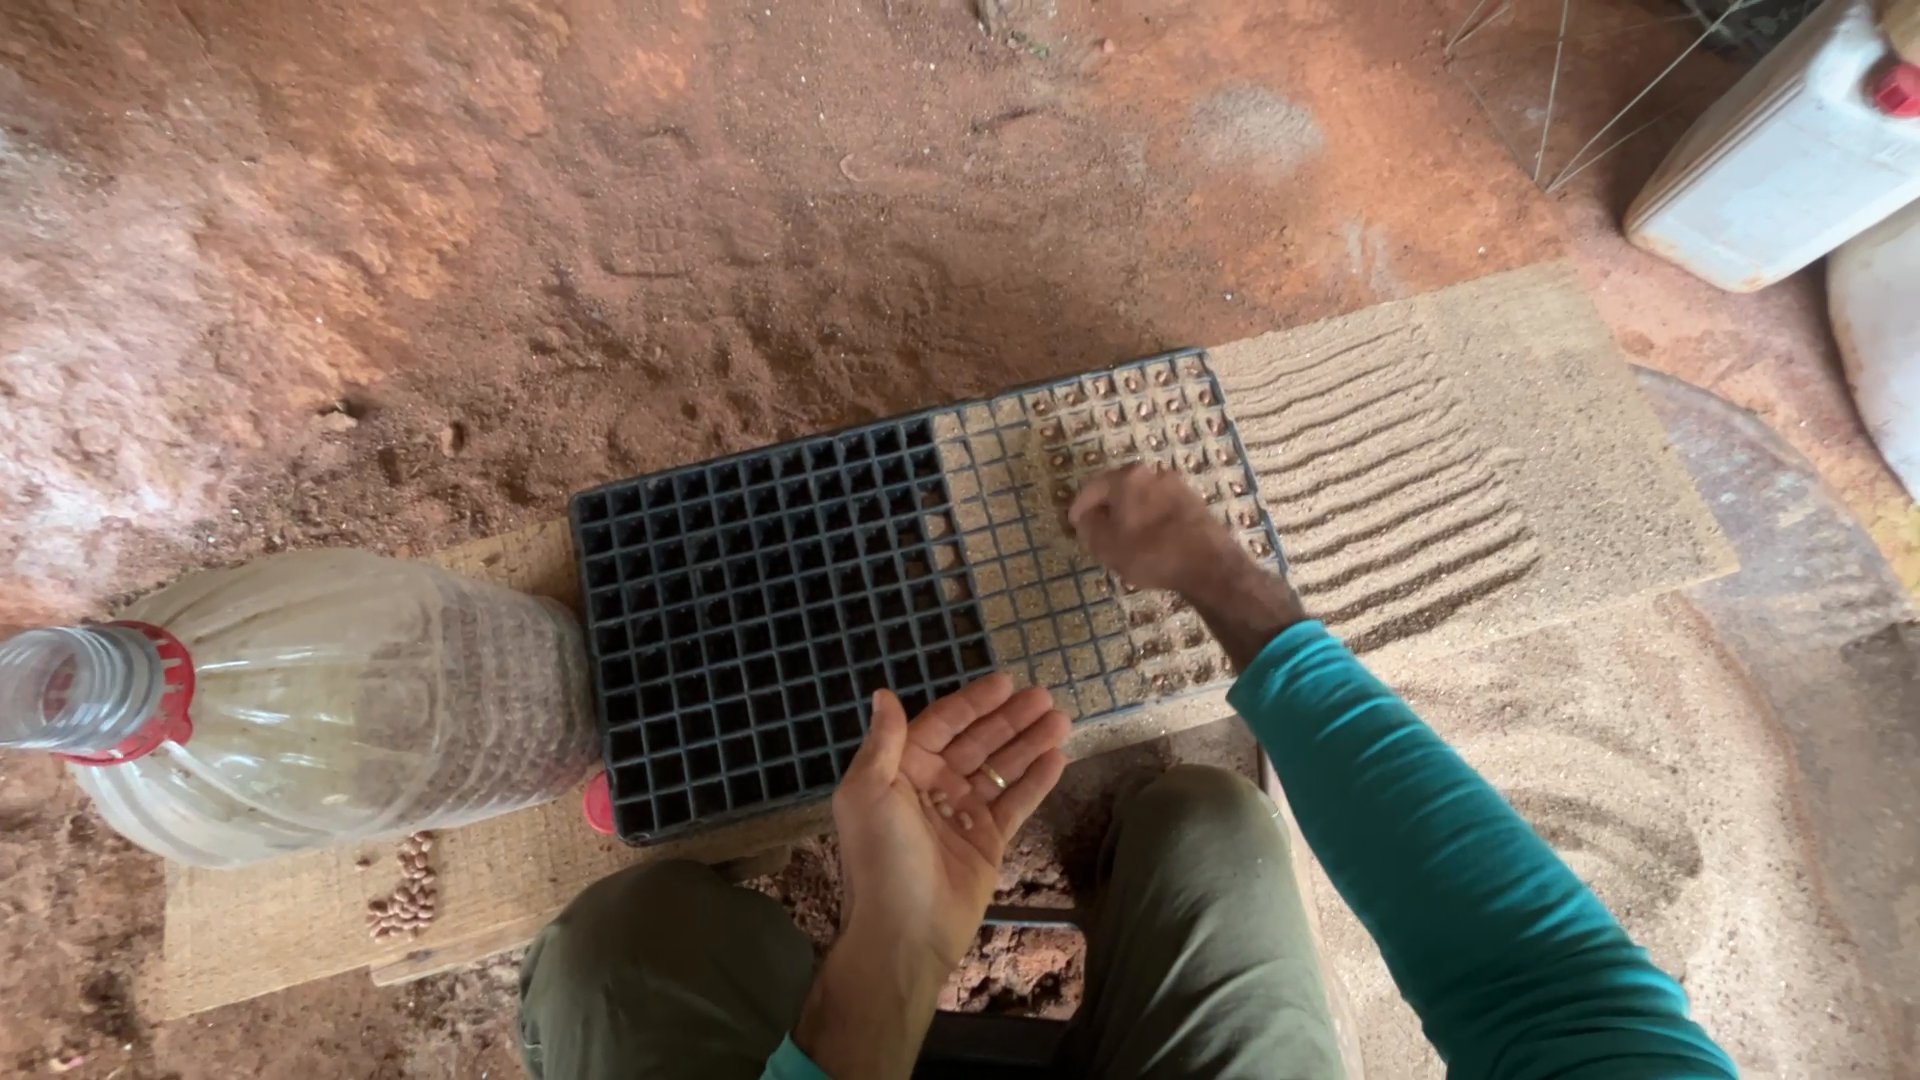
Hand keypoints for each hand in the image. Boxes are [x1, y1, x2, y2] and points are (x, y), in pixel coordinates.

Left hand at [833, 675, 1069, 966]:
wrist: (902, 934)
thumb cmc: (881, 857)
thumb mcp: (868, 793)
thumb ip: (883, 741)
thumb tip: (883, 693)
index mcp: (904, 769)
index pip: (944, 724)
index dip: (974, 702)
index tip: (1006, 682)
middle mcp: (935, 785)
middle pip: (979, 742)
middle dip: (1011, 719)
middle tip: (1045, 697)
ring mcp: (964, 813)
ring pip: (1002, 768)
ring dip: (1030, 743)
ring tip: (1061, 720)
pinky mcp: (988, 841)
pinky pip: (1016, 803)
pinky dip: (1036, 781)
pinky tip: (1058, 758)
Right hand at [1070, 464, 1306, 669]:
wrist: (1209, 565)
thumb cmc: (1150, 553)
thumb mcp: (1107, 546)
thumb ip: (1089, 528)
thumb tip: (1087, 517)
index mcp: (1126, 477)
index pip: (1092, 488)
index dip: (1079, 508)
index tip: (1073, 524)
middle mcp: (1151, 473)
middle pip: (1118, 489)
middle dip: (1105, 508)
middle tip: (1095, 529)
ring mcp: (1176, 485)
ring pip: (1141, 497)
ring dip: (1128, 514)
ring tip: (1121, 537)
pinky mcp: (1193, 501)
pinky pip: (1160, 507)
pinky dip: (1148, 519)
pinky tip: (1147, 540)